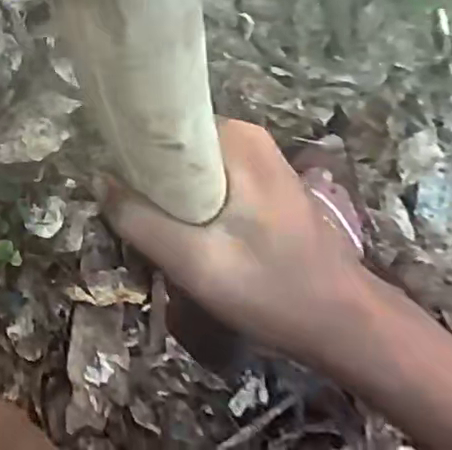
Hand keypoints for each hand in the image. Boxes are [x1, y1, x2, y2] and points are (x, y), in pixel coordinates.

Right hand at [98, 119, 371, 367]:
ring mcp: (257, 157)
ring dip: (165, 184)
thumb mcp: (195, 263)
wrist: (354, 332)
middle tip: (131, 205)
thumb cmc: (275, 290)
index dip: (128, 141)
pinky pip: (206, 172)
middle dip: (146, 168)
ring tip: (152, 217)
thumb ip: (139, 220)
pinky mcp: (262, 179)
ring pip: (187, 159)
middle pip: (172, 140)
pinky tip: (183, 225)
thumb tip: (97, 180)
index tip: (109, 169)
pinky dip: (187, 193)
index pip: (161, 119)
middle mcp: (246, 136)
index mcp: (235, 138)